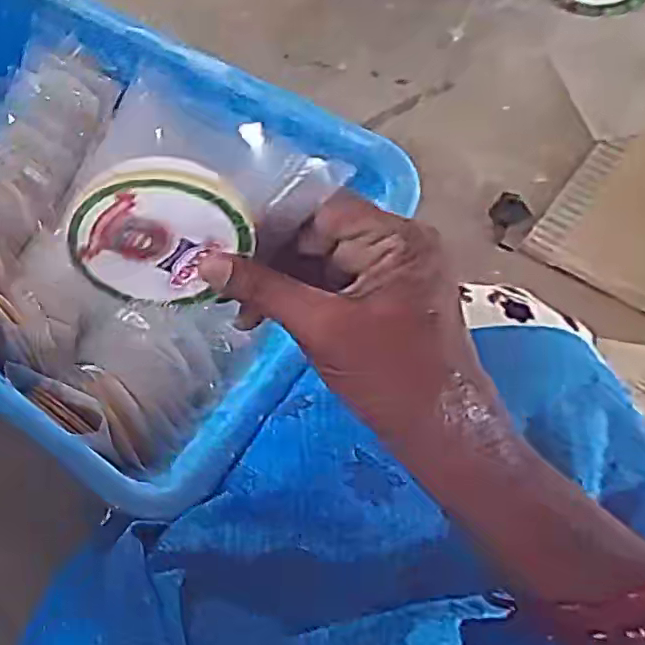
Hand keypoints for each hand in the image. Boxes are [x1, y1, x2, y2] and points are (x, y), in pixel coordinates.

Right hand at [197, 189, 493, 434]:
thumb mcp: (319, 326)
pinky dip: (289, 295)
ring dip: (271, 280)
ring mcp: (385, 269)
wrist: (439, 434)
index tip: (221, 238)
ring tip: (234, 303)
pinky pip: (320, 281)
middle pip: (312, 233)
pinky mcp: (374, 294)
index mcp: (396, 239)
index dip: (267, 221)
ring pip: (311, 258)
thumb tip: (205, 262)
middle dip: (265, 257)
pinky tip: (256, 313)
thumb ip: (261, 288)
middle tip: (220, 275)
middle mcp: (393, 243)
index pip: (318, 210)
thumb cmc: (389, 376)